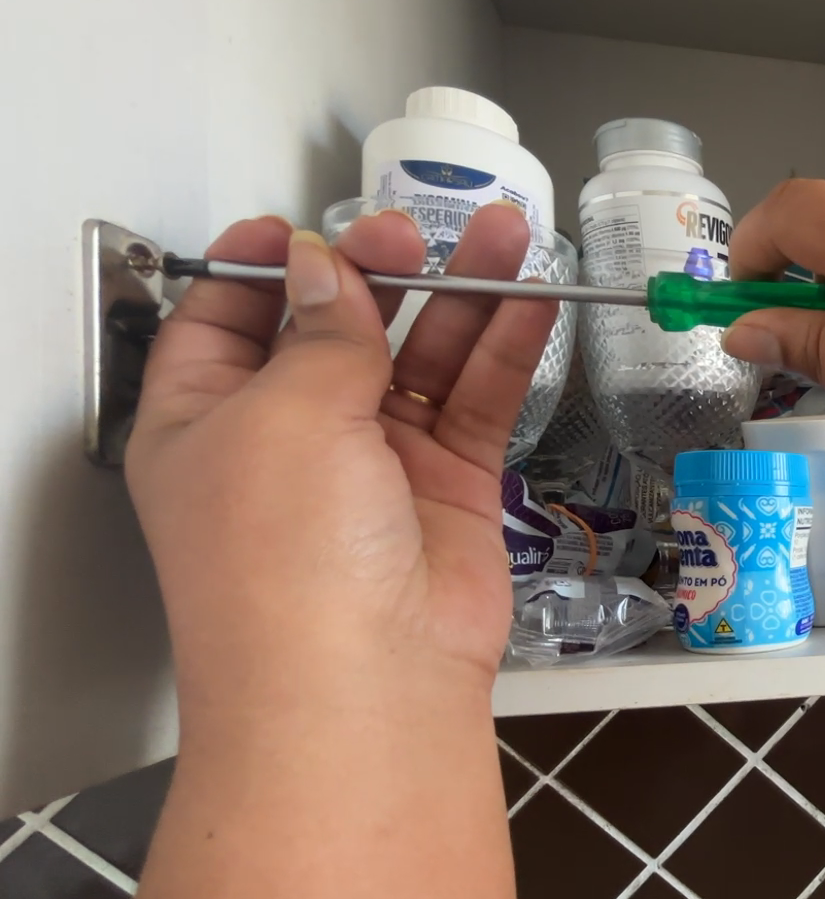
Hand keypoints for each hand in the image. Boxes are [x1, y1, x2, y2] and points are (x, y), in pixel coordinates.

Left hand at [125, 206, 558, 707]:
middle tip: (435, 230)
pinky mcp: (457, 480)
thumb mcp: (280, 419)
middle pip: (350, 328)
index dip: (268, 266)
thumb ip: (321, 336)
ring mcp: (386, 457)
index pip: (234, 318)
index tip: (311, 227)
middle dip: (393, 273)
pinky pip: (482, 401)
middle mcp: (301, 432)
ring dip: (472, 300)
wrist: (374, 671)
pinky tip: (535, 310)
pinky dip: (510, 353)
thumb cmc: (286, 559)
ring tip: (513, 245)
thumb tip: (324, 268)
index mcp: (214, 414)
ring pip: (431, 358)